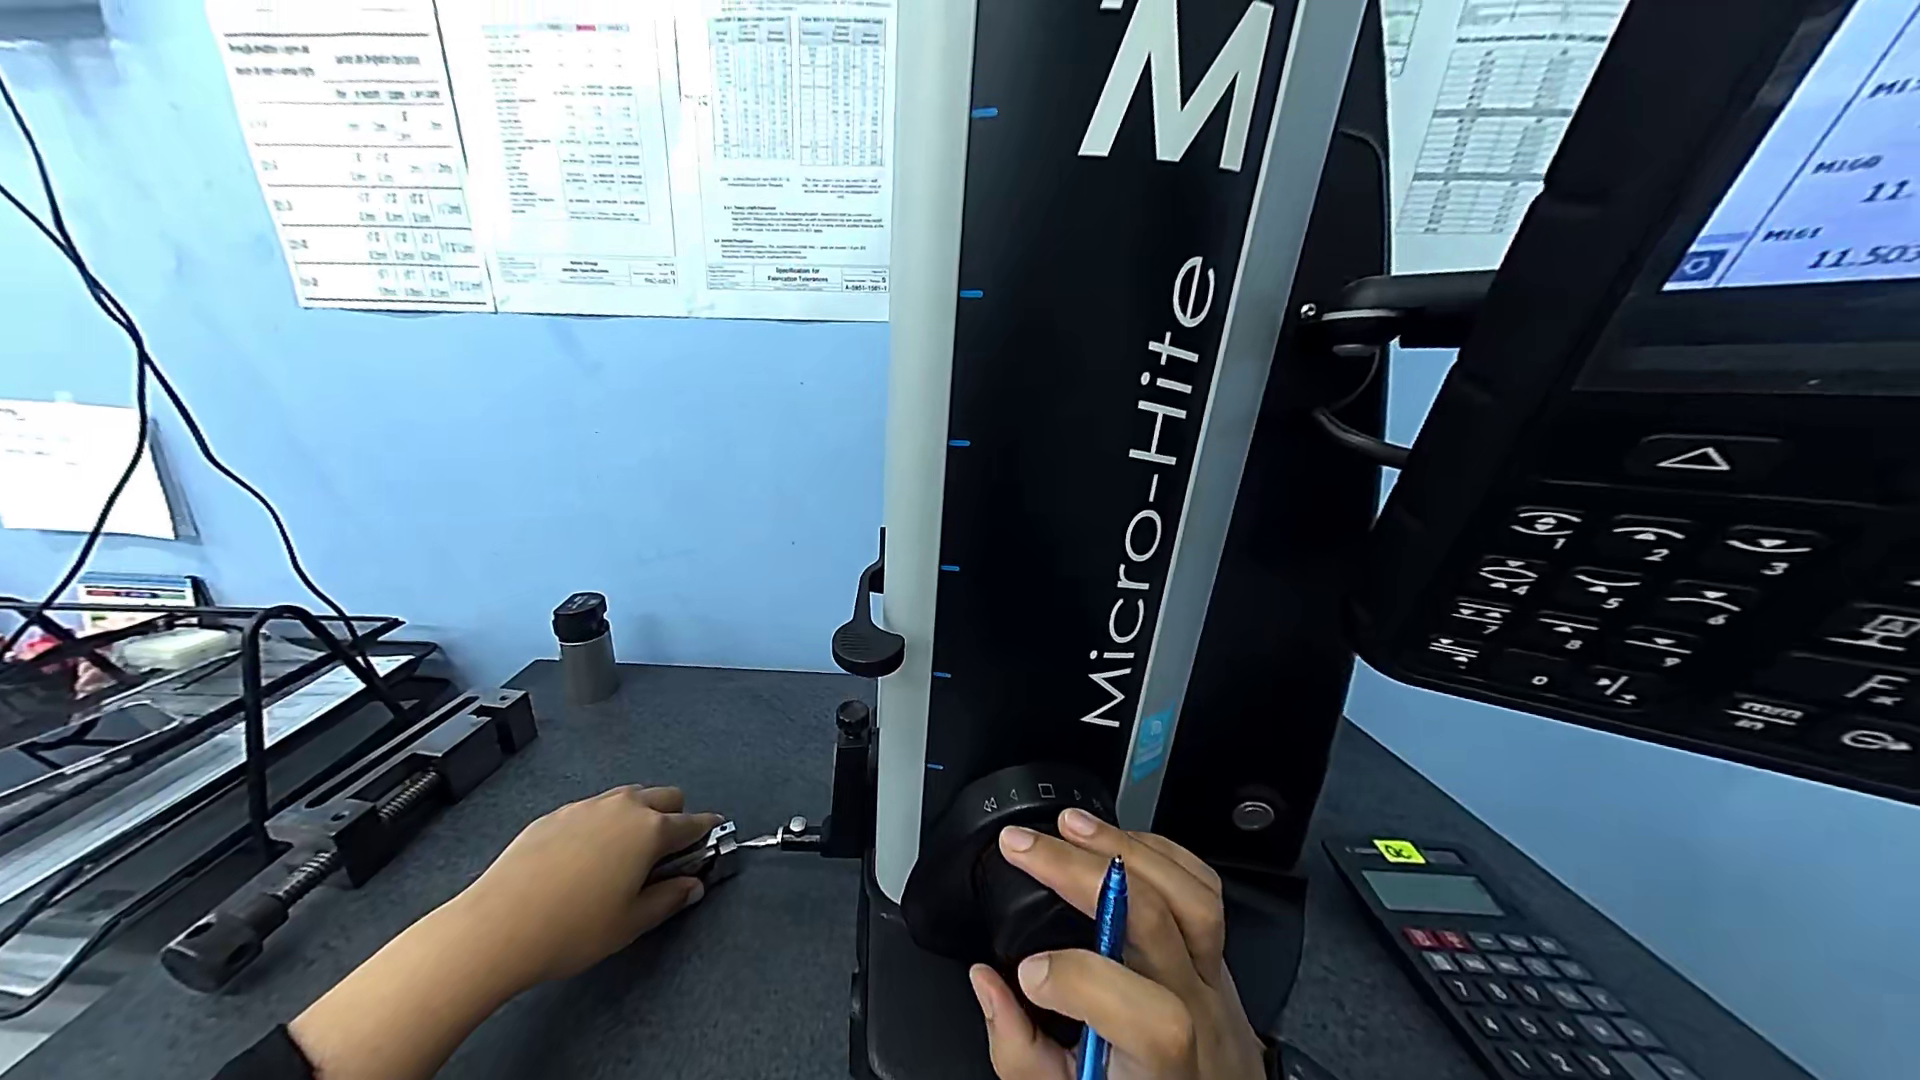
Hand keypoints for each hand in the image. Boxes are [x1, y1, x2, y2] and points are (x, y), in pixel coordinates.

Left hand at [446, 784, 722, 987]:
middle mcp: (624, 808)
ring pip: (629, 796)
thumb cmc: (567, 929)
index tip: (710, 840)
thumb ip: (670, 898)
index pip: (694, 823)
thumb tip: (690, 887)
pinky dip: (600, 824)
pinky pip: (592, 809)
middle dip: (675, 816)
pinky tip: (583, 859)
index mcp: (651, 830)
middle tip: (665, 852)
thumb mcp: (631, 923)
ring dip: (639, 814)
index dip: (707, 832)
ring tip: (624, 853)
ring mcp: (587, 807)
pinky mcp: (554, 815)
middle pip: (667, 795)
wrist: (494, 928)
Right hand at [967, 809, 1266, 1079]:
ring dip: (1121, 845)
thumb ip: (1021, 1053)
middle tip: (1022, 845)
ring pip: (1187, 893)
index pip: (1146, 1014)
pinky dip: (1157, 850)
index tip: (1027, 971)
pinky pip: (1203, 886)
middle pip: (1151, 920)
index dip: (1078, 981)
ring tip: (1069, 825)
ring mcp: (1214, 976)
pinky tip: (1114, 838)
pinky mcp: (1215, 951)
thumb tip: (986, 981)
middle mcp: (1199, 1014)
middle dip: (1078, 870)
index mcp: (1163, 1066)